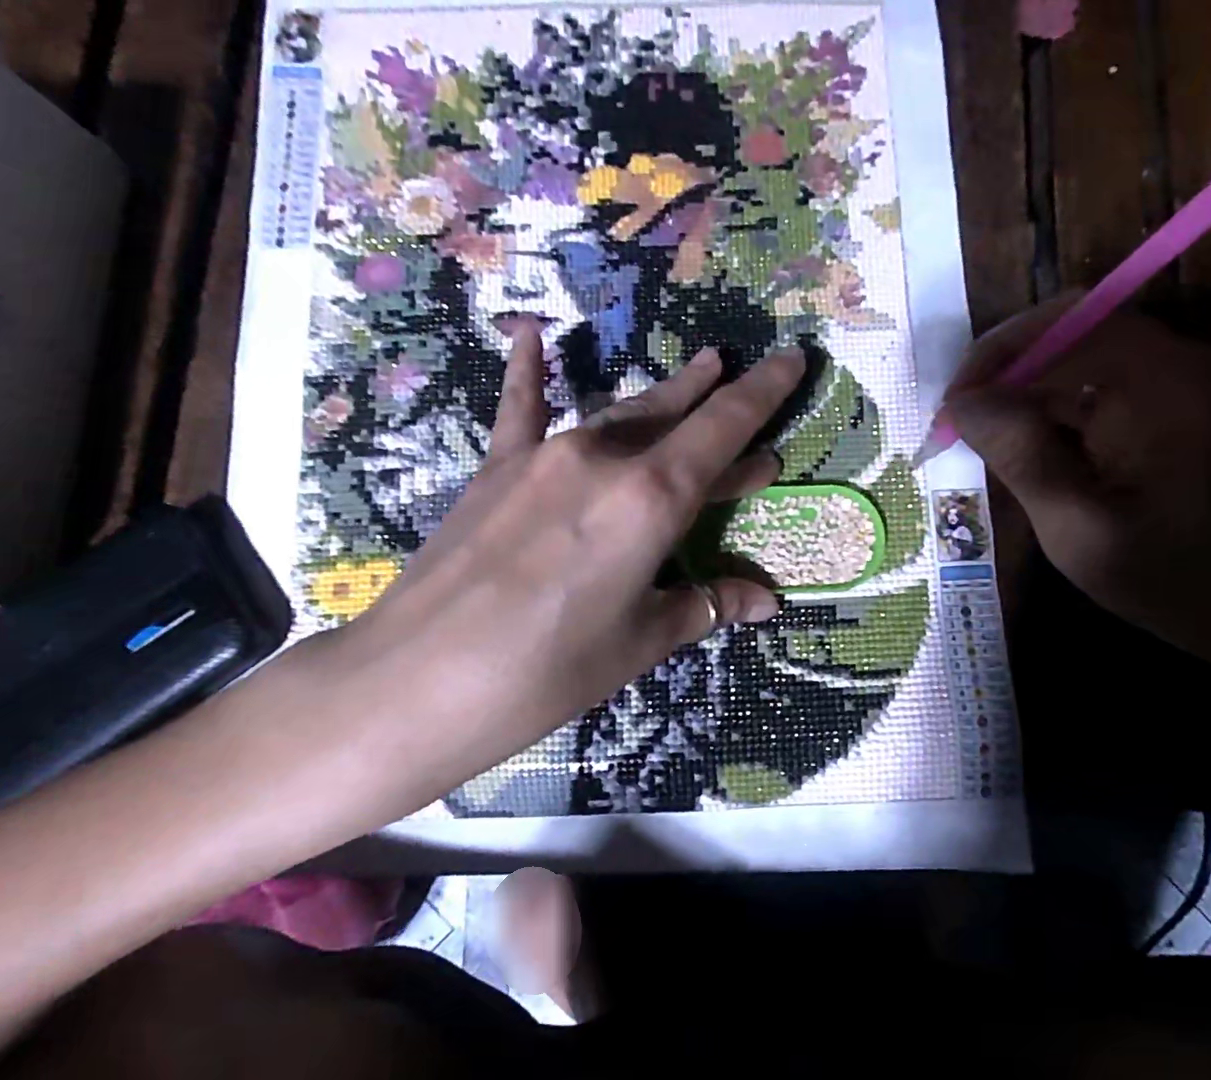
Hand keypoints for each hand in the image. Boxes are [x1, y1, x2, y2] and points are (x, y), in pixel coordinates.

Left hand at [294, 325, 798, 798]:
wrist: (417, 680)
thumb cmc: (549, 670)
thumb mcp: (641, 641)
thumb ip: (706, 604)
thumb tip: (766, 601)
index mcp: (652, 498)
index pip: (725, 428)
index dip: (765, 392)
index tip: (793, 358)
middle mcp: (603, 457)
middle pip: (676, 415)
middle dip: (720, 397)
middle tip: (748, 380)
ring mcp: (544, 455)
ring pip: (620, 412)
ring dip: (664, 396)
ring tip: (698, 372)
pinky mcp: (496, 468)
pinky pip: (521, 410)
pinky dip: (529, 373)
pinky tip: (529, 334)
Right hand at [946, 293, 1210, 661]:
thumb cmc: (1163, 580)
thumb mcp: (1075, 528)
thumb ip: (1020, 454)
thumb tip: (962, 401)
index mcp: (1170, 389)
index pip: (1066, 330)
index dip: (997, 359)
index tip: (952, 409)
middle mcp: (1197, 362)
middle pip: (1083, 328)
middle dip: (1012, 366)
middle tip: (964, 415)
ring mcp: (1207, 375)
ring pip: (1098, 350)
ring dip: (1039, 384)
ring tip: (994, 432)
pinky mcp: (1204, 395)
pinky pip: (1121, 375)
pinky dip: (1072, 399)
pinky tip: (1045, 439)